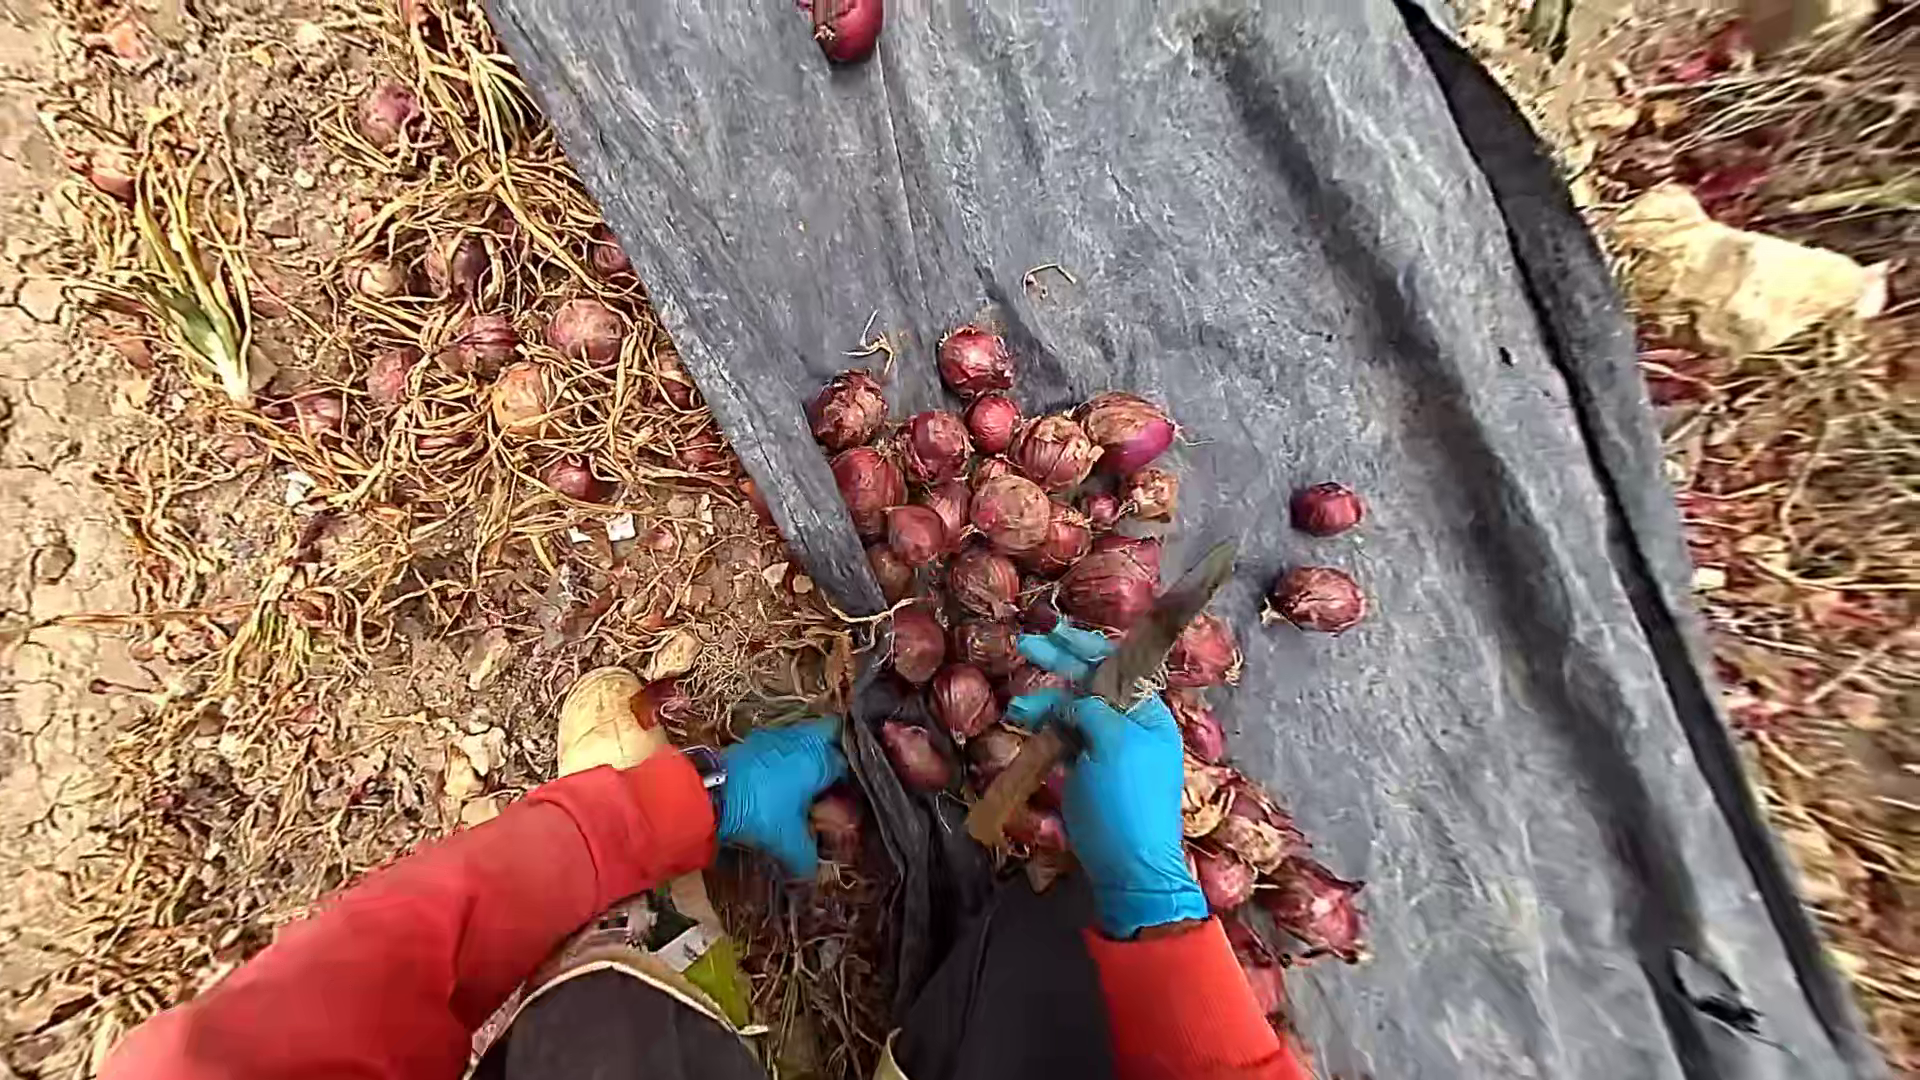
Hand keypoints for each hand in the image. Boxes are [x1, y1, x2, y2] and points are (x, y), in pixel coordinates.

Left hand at [715, 717, 847, 876]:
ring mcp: (779, 735)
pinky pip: (785, 742)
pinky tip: (781, 779)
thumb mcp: (787, 840)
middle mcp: (804, 739)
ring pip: (808, 735)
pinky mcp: (757, 739)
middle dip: (838, 751)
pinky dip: (789, 755)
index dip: (850, 783)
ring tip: (807, 782)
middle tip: (835, 778)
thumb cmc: (759, 810)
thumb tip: (811, 881)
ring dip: (812, 753)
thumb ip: (805, 859)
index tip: (847, 799)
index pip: (848, 764)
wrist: (708, 794)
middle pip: (834, 733)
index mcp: (820, 757)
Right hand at [1008, 625, 1207, 938]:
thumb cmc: (1128, 799)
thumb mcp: (1114, 744)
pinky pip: (1062, 733)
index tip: (1054, 631)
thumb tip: (1069, 702)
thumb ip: (1091, 710)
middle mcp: (1126, 721)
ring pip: (1071, 707)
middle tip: (1026, 645)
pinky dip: (1044, 726)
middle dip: (1059, 662)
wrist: (1129, 865)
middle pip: (1090, 681)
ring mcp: (1104, 743)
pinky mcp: (1085, 764)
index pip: (1115, 666)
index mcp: (1146, 712)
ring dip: (1044, 702)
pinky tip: (1025, 723)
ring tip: (1018, 708)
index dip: (1085, 645)